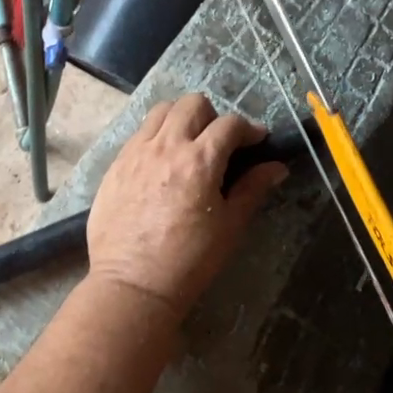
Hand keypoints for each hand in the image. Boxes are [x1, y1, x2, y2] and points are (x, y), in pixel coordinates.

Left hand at [85, 93, 288, 316]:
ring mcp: (136, 152)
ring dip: (181, 119)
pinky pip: (139, 134)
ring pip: (162, 110)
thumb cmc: (188, 261)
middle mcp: (167, 146)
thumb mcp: (229, 226)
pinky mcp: (115, 165)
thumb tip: (277, 167)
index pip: (230, 124)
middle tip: (217, 143)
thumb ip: (252, 188)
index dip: (248, 129)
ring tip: (187, 145)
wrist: (131, 288)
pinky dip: (156, 137)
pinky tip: (161, 165)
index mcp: (200, 160)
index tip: (256, 141)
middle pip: (193, 104)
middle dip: (212, 116)